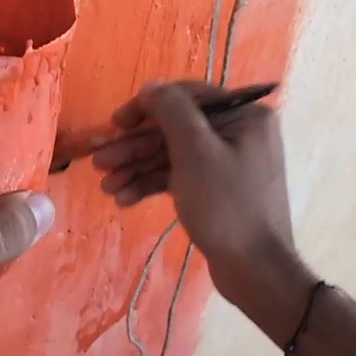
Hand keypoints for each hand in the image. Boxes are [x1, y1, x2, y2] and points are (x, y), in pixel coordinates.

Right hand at [91, 80, 313, 338]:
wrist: (255, 268)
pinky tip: (124, 199)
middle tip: (100, 163)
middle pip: (175, 130)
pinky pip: (179, 177)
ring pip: (172, 156)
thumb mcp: (195, 152)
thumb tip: (152, 86)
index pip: (186, 97)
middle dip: (134, 147)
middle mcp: (239, 132)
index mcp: (244, 115)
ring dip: (137, 169)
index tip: (114, 124)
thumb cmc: (226, 206)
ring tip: (107, 188)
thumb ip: (172, 111)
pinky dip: (152, 185)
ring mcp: (228, 162)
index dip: (146, 108)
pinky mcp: (217, 189)